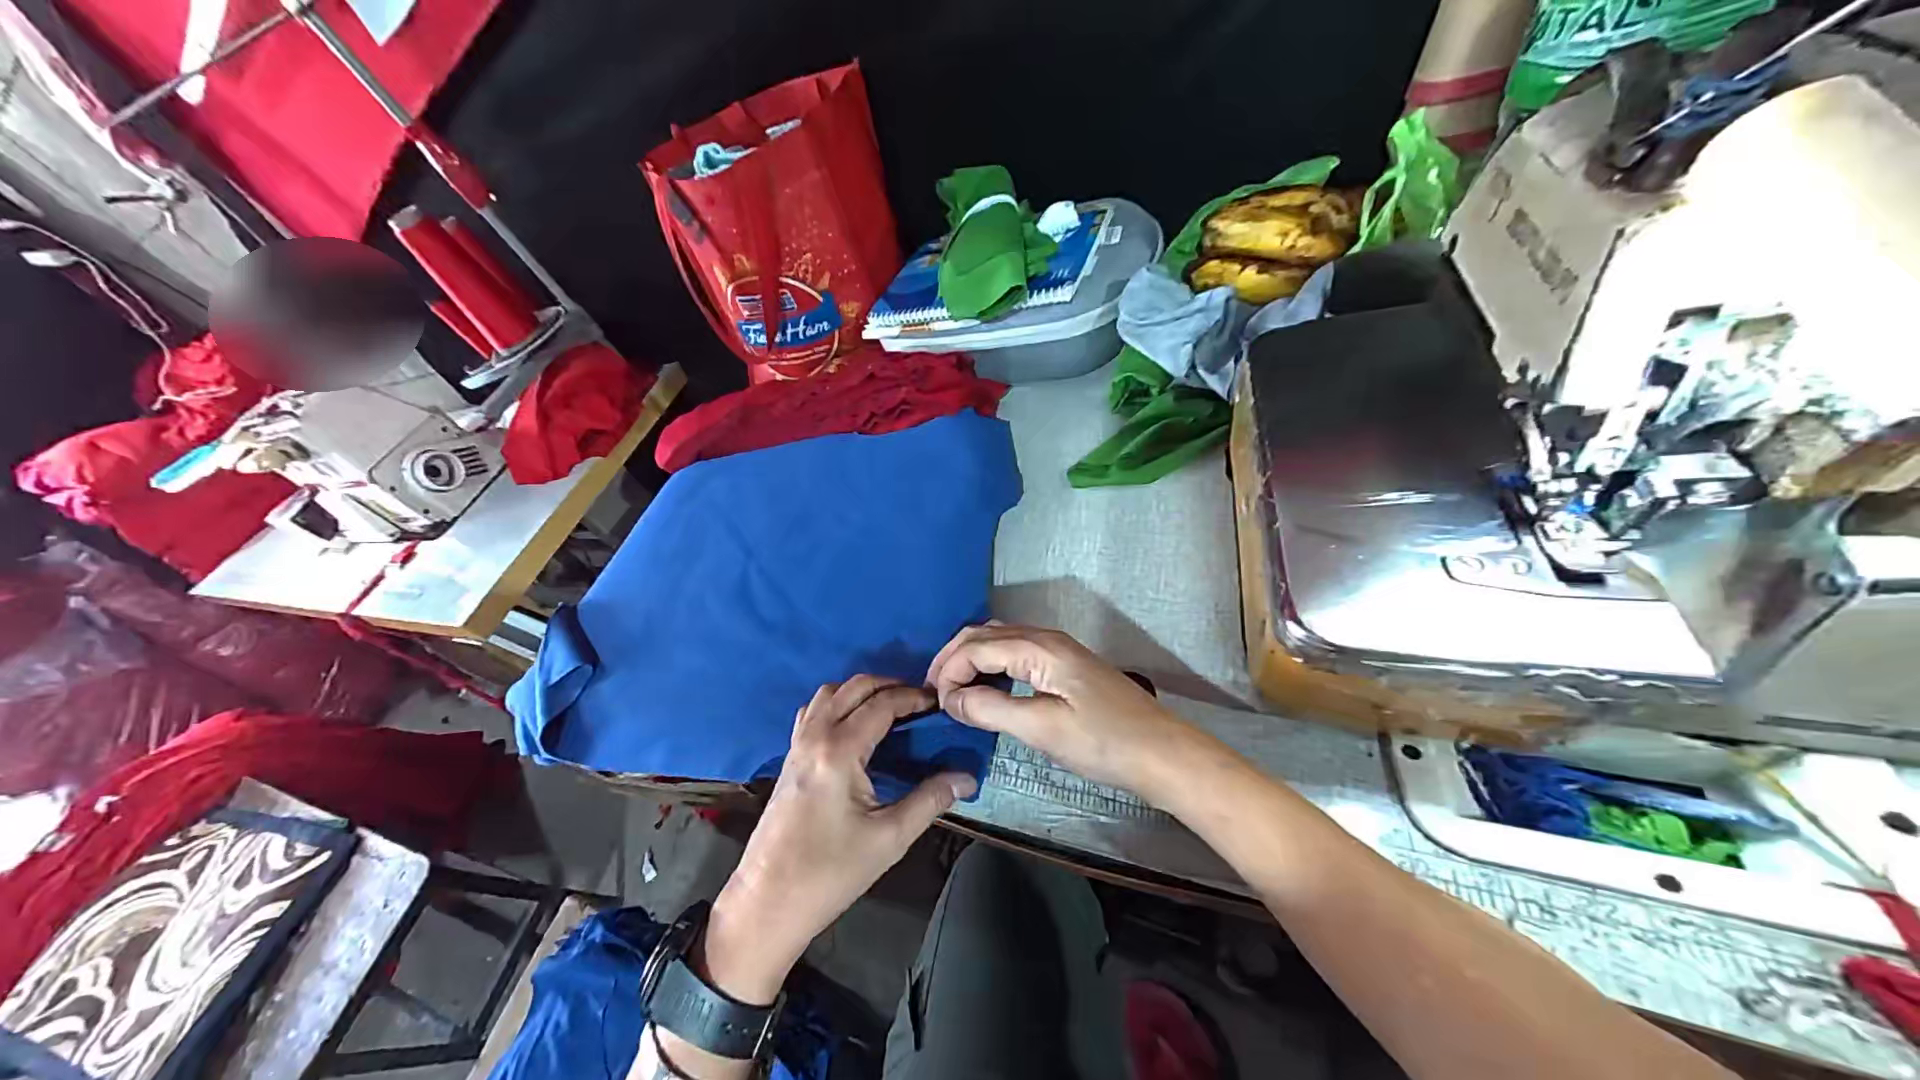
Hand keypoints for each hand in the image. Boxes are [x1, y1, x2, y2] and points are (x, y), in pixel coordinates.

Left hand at [699, 676, 977, 1004]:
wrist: (768, 902)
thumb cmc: (830, 873)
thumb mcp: (890, 838)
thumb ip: (930, 800)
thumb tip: (967, 778)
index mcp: (839, 750)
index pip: (883, 703)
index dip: (915, 697)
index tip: (940, 703)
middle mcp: (814, 736)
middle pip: (855, 687)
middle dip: (891, 686)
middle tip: (921, 703)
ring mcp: (797, 745)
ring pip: (830, 693)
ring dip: (862, 691)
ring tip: (892, 709)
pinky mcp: (789, 758)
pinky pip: (813, 711)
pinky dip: (838, 704)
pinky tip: (856, 728)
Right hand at [926, 623, 1203, 804]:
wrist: (1162, 753)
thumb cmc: (1102, 742)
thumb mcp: (1041, 728)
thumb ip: (990, 708)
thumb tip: (951, 699)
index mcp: (1040, 647)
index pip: (976, 646)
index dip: (948, 671)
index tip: (934, 704)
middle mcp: (1047, 638)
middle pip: (985, 634)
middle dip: (953, 658)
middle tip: (932, 692)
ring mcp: (1059, 650)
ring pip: (1000, 641)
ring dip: (971, 660)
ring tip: (953, 690)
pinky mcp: (1067, 667)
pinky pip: (1016, 653)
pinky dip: (992, 665)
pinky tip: (987, 688)